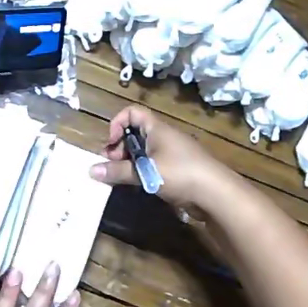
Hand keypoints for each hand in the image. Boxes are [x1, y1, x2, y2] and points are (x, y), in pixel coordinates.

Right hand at [89, 106, 233, 209]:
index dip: (117, 123)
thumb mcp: (145, 172)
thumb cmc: (180, 173)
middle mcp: (164, 137)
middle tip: (111, 165)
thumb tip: (91, 171)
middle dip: (119, 147)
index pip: (132, 112)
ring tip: (120, 177)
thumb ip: (117, 172)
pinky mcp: (176, 170)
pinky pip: (152, 165)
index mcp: (157, 128)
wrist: (216, 194)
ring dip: (129, 162)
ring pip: (143, 152)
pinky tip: (138, 185)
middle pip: (134, 133)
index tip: (111, 143)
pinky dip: (142, 172)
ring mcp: (171, 154)